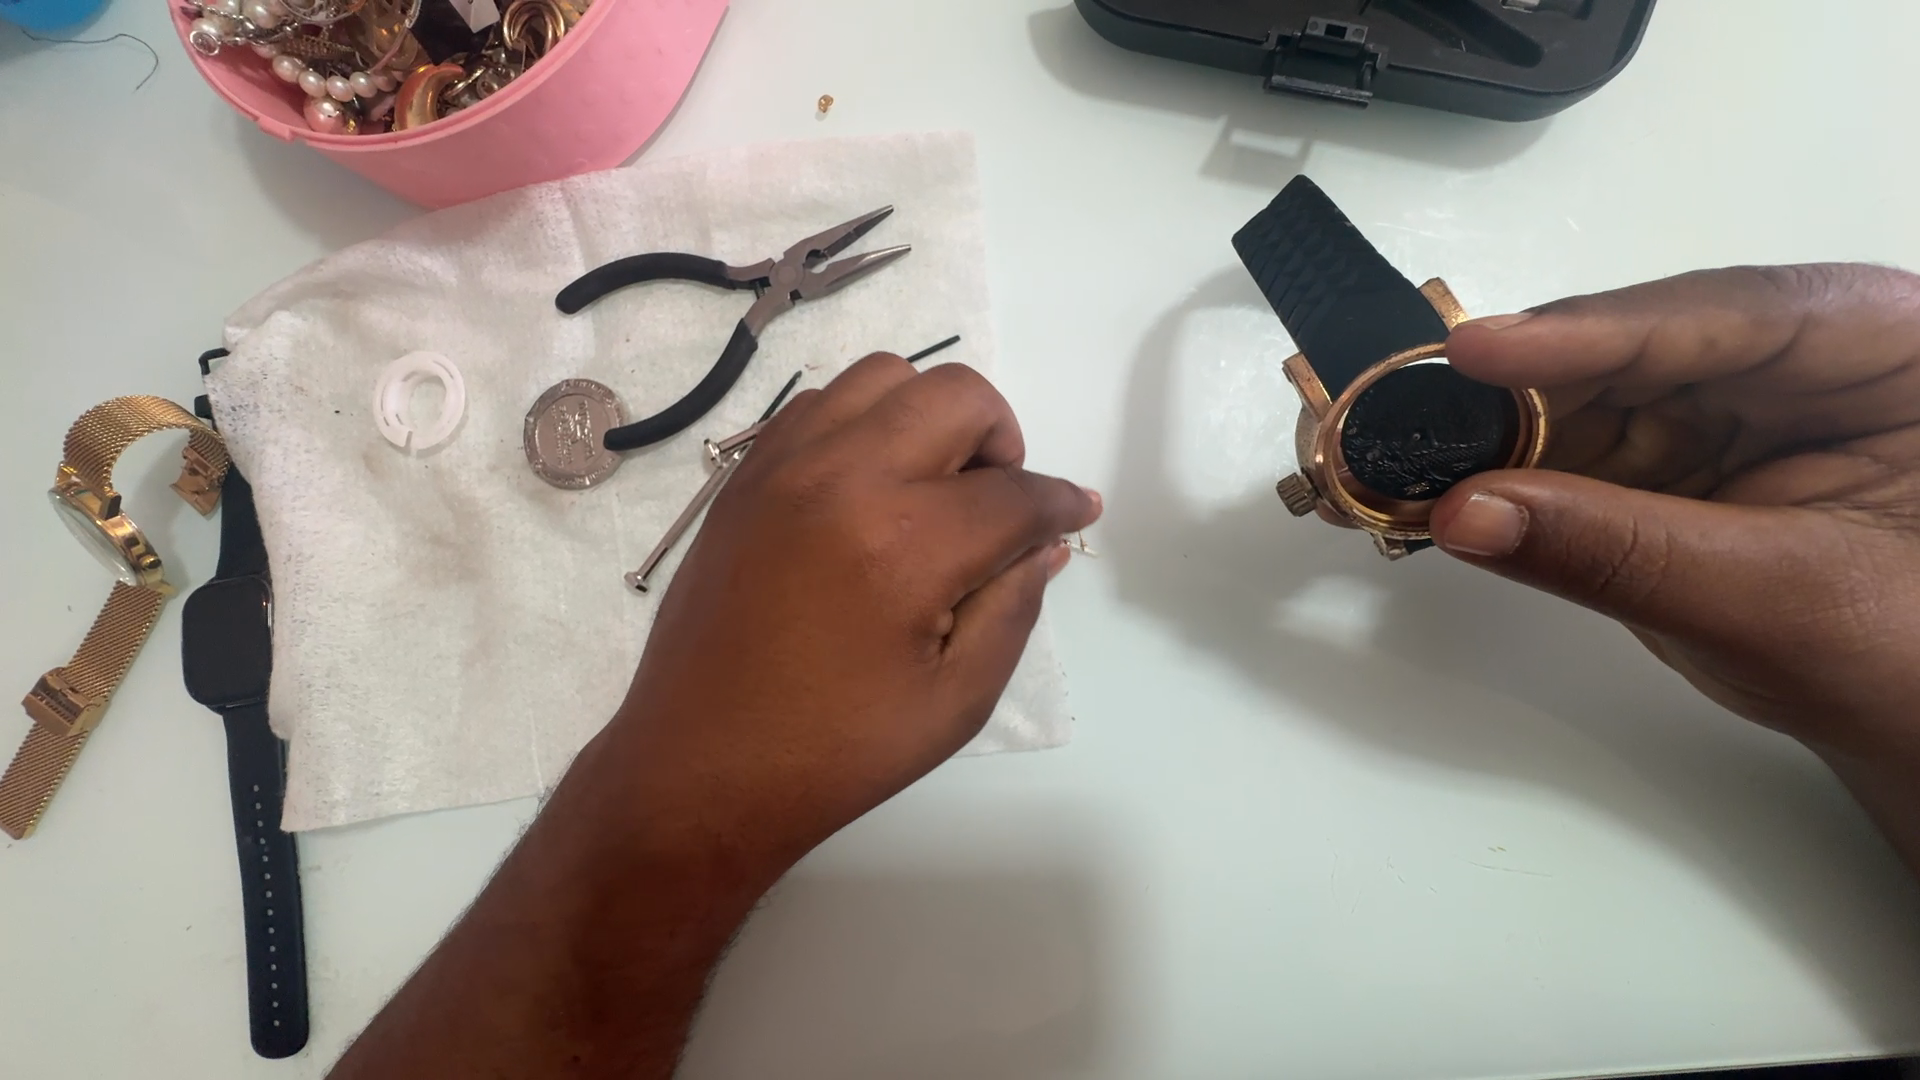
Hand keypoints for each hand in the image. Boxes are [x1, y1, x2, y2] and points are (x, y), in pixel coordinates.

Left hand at [605, 353, 1101, 875]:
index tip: (1079, 510)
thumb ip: (1015, 606)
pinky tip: (870, 486)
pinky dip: (866, 423)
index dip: (1061, 502)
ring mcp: (783, 467)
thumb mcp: (956, 700)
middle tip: (1000, 500)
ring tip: (934, 485)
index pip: (1014, 494)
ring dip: (932, 417)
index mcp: (904, 545)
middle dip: (1003, 439)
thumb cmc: (837, 751)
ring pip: (885, 377)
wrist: (700, 766)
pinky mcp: (744, 476)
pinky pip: (821, 404)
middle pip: (957, 397)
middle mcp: (843, 479)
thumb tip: (1046, 542)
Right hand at [1426, 265, 1919, 864]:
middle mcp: (1776, 370)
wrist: (1907, 713)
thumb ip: (1616, 553)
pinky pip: (1543, 462)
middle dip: (1497, 393)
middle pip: (1614, 357)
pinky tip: (1415, 495)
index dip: (1586, 335)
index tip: (1472, 352)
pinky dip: (1476, 484)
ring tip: (1381, 461)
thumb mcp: (1775, 602)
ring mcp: (1699, 418)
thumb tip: (1463, 515)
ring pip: (1561, 408)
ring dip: (1467, 442)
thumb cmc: (1913, 659)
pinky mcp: (1639, 466)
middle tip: (1394, 413)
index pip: (1726, 319)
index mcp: (1883, 356)